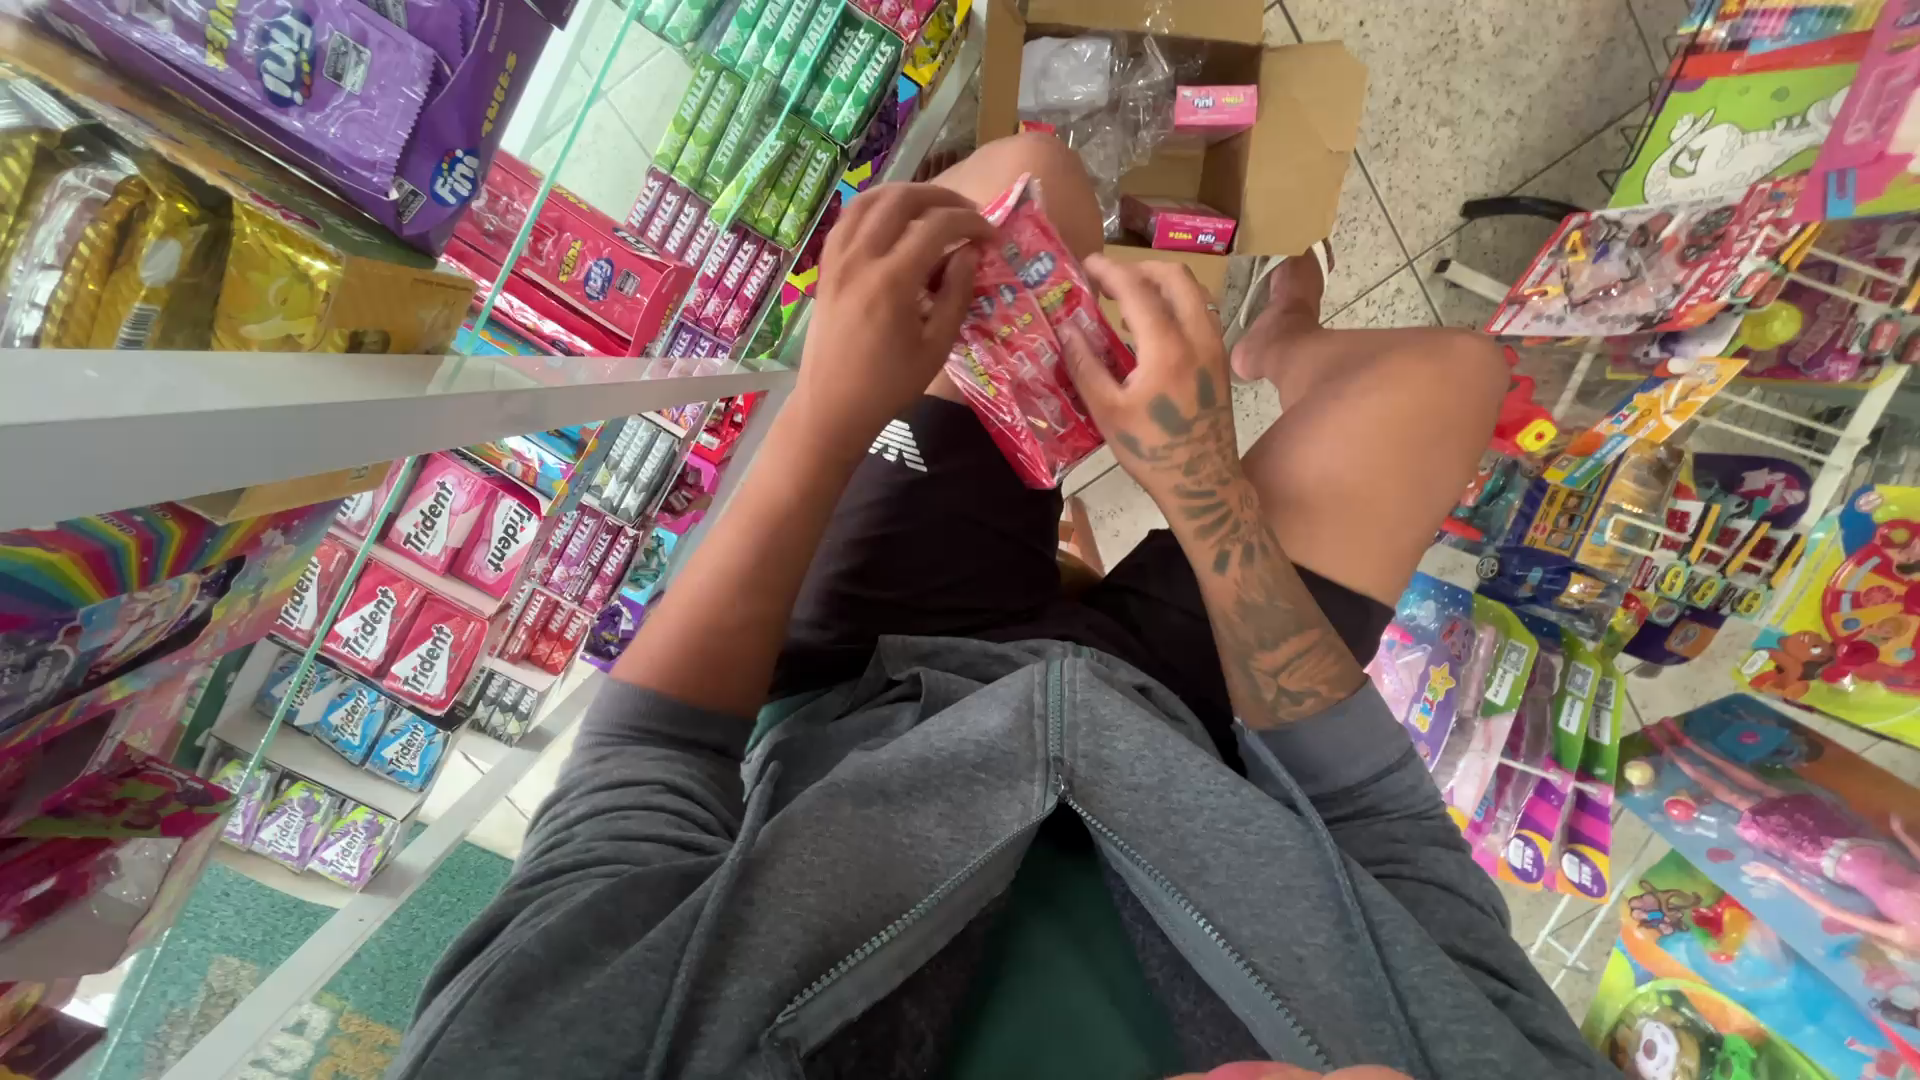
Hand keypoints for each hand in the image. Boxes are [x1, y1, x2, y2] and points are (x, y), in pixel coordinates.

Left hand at [796, 183, 991, 443]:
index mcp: (893, 281)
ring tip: (933, 208)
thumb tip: (970, 252)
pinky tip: (892, 219)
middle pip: (903, 199)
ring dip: (906, 194)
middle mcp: (861, 258)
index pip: (939, 226)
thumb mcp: (936, 347)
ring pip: (871, 198)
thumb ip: (957, 294)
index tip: (992, 235)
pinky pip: (849, 218)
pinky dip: (874, 206)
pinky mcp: (826, 267)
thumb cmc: (889, 386)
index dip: (972, 222)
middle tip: (967, 213)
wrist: (832, 407)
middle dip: (942, 197)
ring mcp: (838, 259)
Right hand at [1062, 255, 1253, 539]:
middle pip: (1175, 276)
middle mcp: (1197, 337)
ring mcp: (1215, 346)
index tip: (1087, 266)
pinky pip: (1200, 313)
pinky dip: (1176, 305)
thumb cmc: (1150, 451)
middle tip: (1110, 279)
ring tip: (1128, 300)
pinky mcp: (1220, 360)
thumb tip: (1066, 328)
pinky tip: (1152, 328)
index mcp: (1166, 348)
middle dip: (1140, 267)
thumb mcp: (1107, 411)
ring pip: (1193, 292)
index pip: (1137, 288)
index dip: (1110, 270)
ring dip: (1160, 284)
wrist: (1202, 481)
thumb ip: (1085, 364)